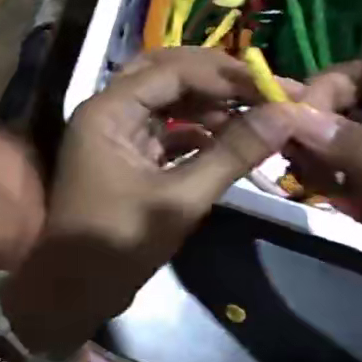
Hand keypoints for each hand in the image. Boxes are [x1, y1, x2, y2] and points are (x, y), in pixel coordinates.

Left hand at [12, 48, 316, 345]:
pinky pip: (166, 128)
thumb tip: (288, 114)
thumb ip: (232, 153)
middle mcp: (108, 109)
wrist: (73, 291)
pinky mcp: (127, 154)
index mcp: (108, 110)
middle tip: (268, 90)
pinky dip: (198, 130)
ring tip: (259, 114)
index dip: (228, 74)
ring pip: (168, 100)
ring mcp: (116, 132)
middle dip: (218, 80)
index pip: (174, 70)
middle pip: (168, 74)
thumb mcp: (180, 199)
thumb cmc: (119, 244)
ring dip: (210, 103)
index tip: (279, 87)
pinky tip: (232, 138)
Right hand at [287, 67, 361, 361]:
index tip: (294, 116)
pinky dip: (326, 180)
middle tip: (279, 146)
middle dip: (322, 119)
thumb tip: (304, 115)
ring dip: (318, 150)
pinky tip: (305, 186)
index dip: (341, 87)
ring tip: (288, 168)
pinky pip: (355, 185)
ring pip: (356, 147)